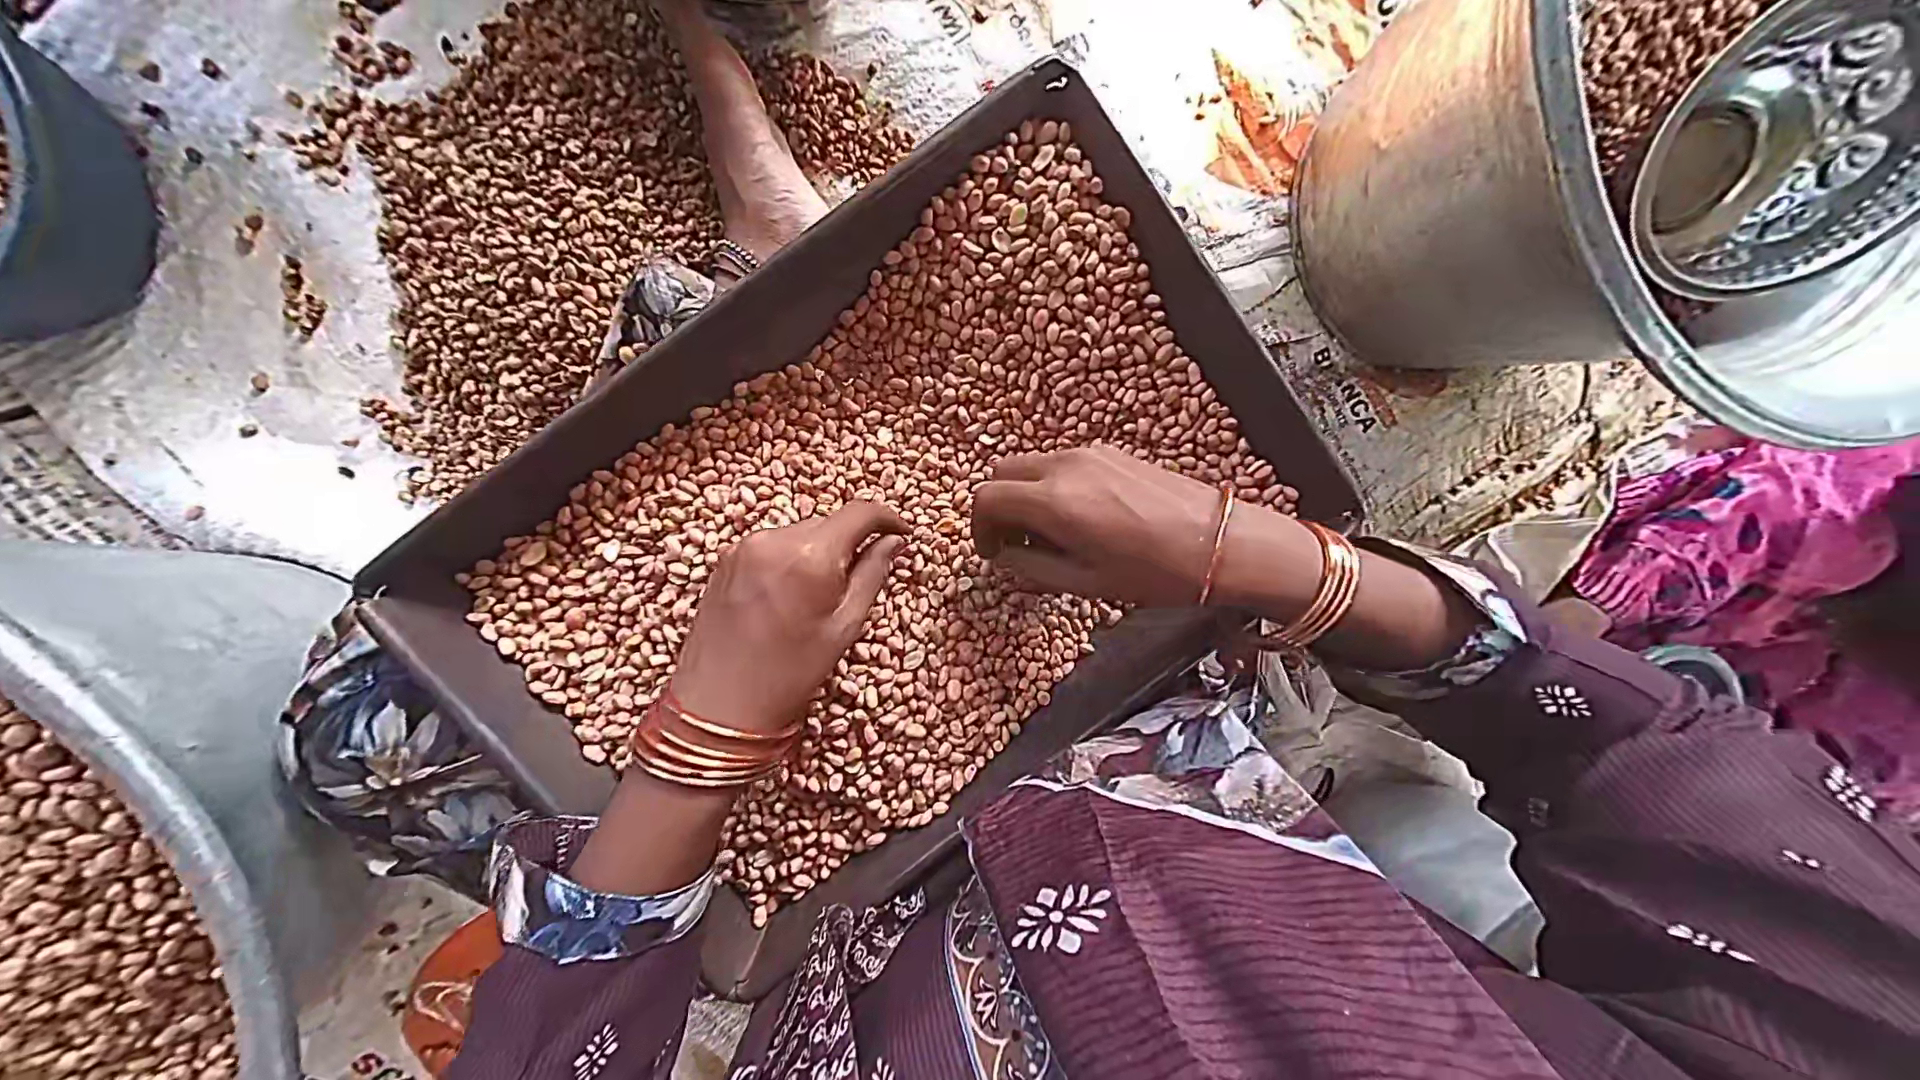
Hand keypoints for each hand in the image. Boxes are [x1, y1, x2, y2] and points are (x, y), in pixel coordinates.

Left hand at [670, 502, 906, 733]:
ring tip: (819, 596)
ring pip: (802, 532)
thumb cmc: (790, 672)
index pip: (861, 512)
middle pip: (830, 522)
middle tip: (858, 580)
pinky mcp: (727, 558)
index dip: (888, 519)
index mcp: (810, 556)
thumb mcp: (845, 626)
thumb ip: (873, 574)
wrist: (720, 703)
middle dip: (852, 542)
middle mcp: (774, 539)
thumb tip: (895, 542)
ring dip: (820, 551)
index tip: (903, 534)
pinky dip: (792, 558)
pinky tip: (790, 596)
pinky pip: (774, 545)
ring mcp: (745, 546)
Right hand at [971, 447, 1237, 606]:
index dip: (978, 528)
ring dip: (1024, 495)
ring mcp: (1090, 453)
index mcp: (1054, 501)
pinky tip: (1078, 516)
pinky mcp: (1111, 452)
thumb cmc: (1157, 572)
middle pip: (1001, 472)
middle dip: (997, 506)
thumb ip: (1032, 565)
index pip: (986, 498)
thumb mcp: (1086, 582)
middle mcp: (1065, 466)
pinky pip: (1061, 462)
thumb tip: (1006, 555)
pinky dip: (1050, 485)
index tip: (993, 551)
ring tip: (1049, 533)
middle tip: (1014, 541)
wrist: (1224, 542)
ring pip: (1031, 464)